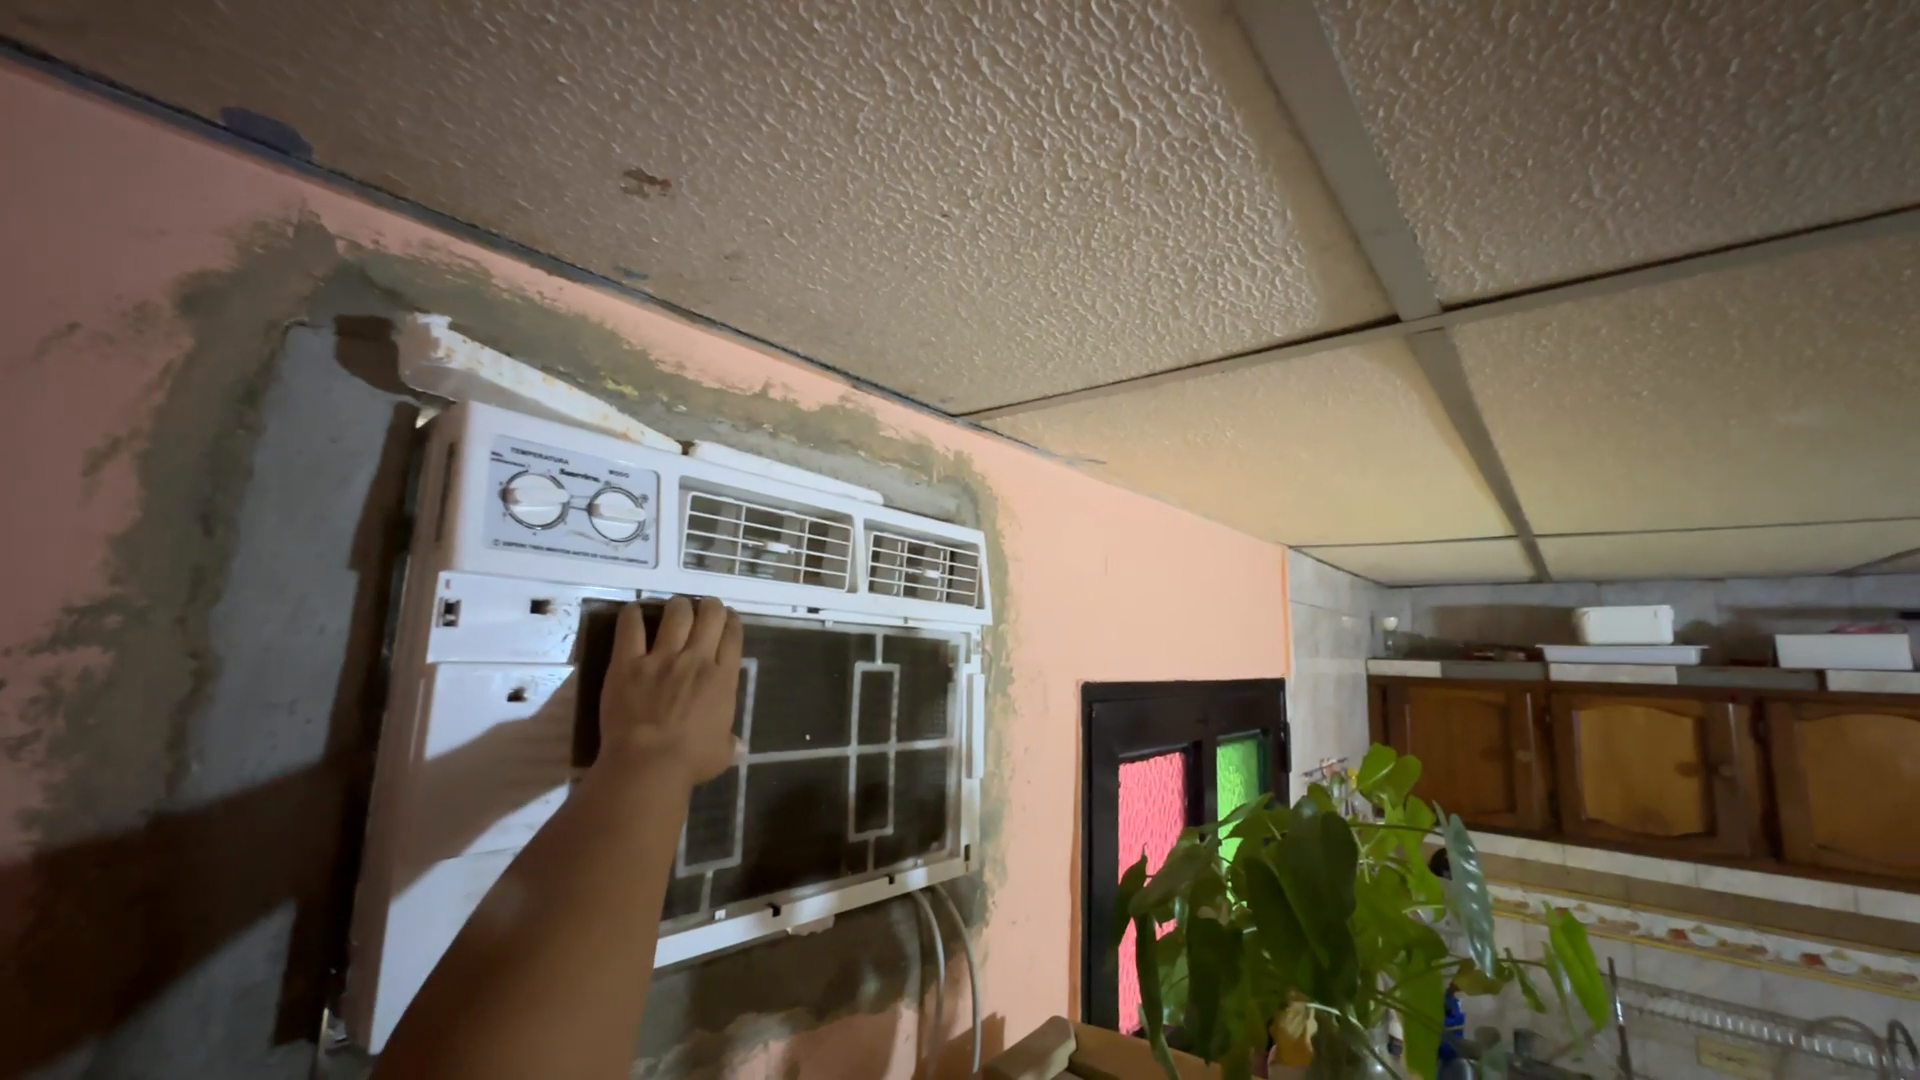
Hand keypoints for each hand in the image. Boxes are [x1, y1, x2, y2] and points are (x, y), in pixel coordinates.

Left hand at [598, 596, 743, 786]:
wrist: (648, 765)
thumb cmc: (690, 762)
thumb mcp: (722, 752)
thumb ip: (729, 742)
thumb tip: (738, 745)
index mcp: (723, 678)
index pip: (733, 635)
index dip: (732, 622)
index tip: (728, 620)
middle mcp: (697, 659)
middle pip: (710, 615)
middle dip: (709, 607)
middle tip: (704, 609)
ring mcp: (662, 658)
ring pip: (676, 613)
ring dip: (678, 606)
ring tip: (675, 608)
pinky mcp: (628, 662)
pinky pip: (631, 627)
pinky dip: (633, 614)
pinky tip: (634, 611)